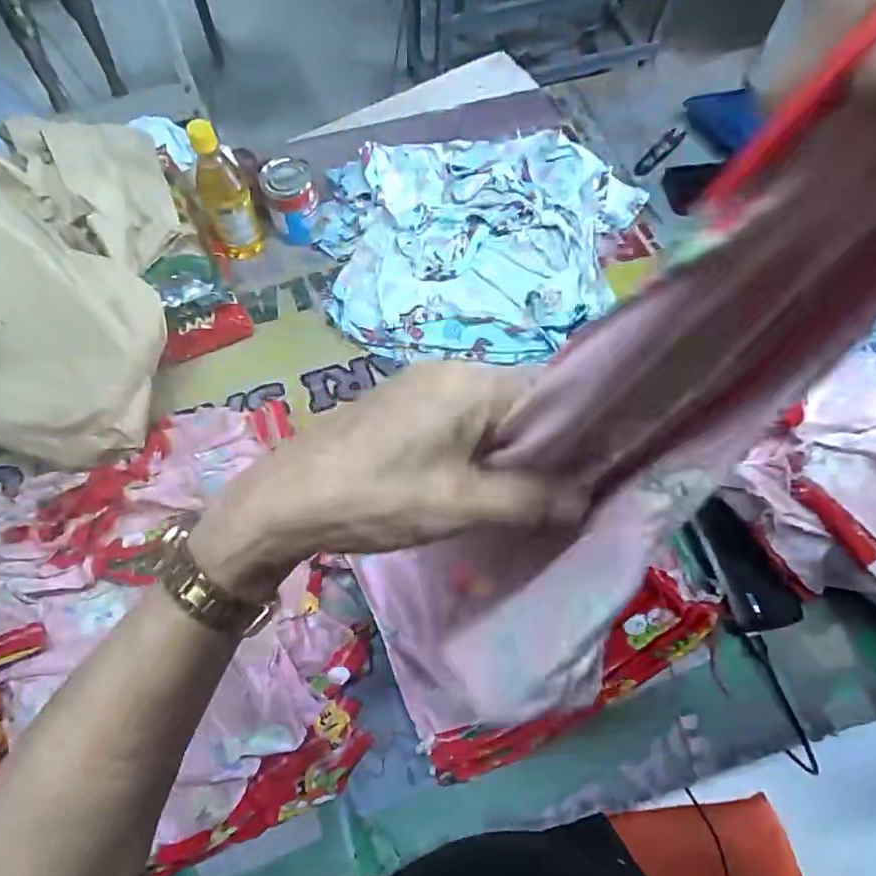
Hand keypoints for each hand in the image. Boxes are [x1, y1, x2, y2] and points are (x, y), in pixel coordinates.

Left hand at [189, 363, 588, 600]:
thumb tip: (584, 498)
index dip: (580, 436)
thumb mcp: (458, 504)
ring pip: (486, 417)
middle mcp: (448, 370)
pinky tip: (469, 487)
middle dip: (540, 452)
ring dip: (505, 457)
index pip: (553, 394)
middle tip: (554, 498)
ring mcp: (418, 387)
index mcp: (470, 381)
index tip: (592, 478)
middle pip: (520, 405)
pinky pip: (455, 424)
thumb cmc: (374, 498)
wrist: (283, 501)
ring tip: (516, 500)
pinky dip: (472, 453)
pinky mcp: (397, 408)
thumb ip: (528, 498)